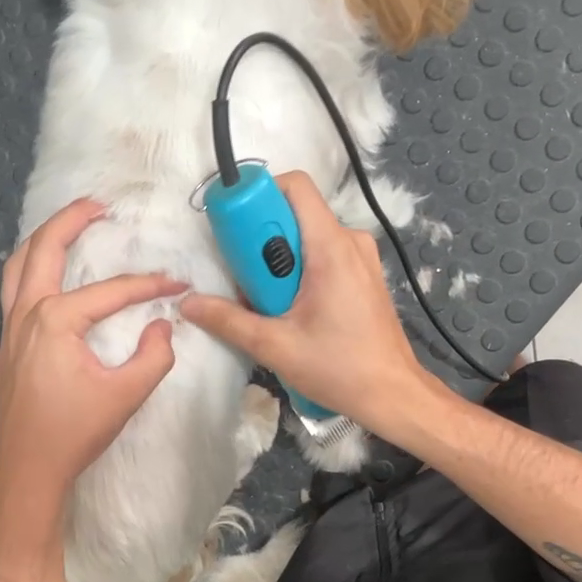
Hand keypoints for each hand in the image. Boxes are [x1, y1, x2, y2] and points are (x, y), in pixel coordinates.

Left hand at [0, 199, 184, 550]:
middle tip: (98, 205)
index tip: (177, 283)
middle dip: (70, 220)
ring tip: (68, 228)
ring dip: (42, 241)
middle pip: (42, 249)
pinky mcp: (4, 351)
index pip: (110, 292)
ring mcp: (8, 332)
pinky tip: (49, 284)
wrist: (27, 472)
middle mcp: (25, 315)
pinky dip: (30, 273)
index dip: (148, 285)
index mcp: (55, 320)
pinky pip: (13, 296)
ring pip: (17, 268)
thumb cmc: (74, 434)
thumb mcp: (126, 395)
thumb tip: (162, 325)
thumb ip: (154, 355)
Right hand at [181, 171, 431, 431]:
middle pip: (294, 215)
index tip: (233, 229)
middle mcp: (349, 241)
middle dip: (262, 241)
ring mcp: (360, 257)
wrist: (393, 395)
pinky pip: (321, 256)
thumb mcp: (275, 347)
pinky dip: (298, 274)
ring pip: (305, 238)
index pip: (294, 186)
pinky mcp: (363, 275)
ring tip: (267, 305)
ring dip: (278, 263)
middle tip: (244, 282)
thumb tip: (188, 302)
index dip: (258, 196)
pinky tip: (290, 312)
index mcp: (331, 247)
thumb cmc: (339, 368)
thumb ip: (228, 321)